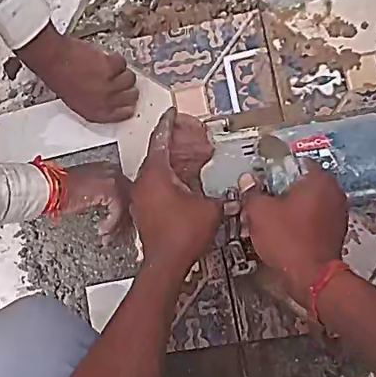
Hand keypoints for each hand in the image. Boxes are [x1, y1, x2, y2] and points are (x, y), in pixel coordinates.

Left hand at [16, 27, 137, 122]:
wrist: (53, 60)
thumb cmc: (59, 78)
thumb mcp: (77, 103)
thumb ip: (96, 105)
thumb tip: (110, 100)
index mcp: (97, 113)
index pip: (125, 114)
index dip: (128, 104)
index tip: (128, 98)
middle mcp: (105, 101)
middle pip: (131, 96)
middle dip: (127, 87)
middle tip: (119, 79)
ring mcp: (109, 84)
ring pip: (130, 78)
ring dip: (122, 71)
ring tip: (109, 67)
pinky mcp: (111, 67)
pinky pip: (122, 63)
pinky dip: (115, 59)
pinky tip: (104, 58)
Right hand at [60, 163, 130, 239]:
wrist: (49, 187)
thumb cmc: (61, 191)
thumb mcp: (89, 196)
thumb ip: (105, 202)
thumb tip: (117, 219)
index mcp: (109, 170)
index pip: (127, 195)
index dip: (125, 215)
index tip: (122, 229)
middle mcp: (113, 172)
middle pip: (129, 201)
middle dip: (124, 223)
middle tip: (118, 237)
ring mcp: (113, 178)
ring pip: (125, 208)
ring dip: (116, 226)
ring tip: (107, 237)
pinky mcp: (110, 188)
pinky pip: (117, 211)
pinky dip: (111, 223)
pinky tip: (102, 230)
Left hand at [132, 110, 220, 276]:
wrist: (167, 263)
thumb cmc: (183, 235)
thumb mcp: (211, 209)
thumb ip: (222, 195)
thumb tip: (233, 193)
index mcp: (156, 174)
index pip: (161, 139)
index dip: (169, 124)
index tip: (172, 113)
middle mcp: (144, 183)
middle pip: (158, 154)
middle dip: (176, 145)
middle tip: (189, 137)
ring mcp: (141, 198)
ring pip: (157, 172)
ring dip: (173, 164)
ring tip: (191, 161)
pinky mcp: (144, 212)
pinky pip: (156, 188)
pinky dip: (170, 181)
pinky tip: (185, 185)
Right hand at [238, 164, 347, 303]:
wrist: (311, 278)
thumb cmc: (289, 242)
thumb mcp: (259, 212)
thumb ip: (252, 192)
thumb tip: (247, 183)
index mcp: (319, 180)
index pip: (293, 161)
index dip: (272, 167)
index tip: (259, 175)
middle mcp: (334, 193)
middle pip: (300, 183)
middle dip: (279, 190)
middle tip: (260, 198)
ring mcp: (337, 214)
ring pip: (307, 202)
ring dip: (288, 207)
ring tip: (267, 218)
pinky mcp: (334, 233)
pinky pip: (312, 219)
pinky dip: (298, 222)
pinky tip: (281, 232)